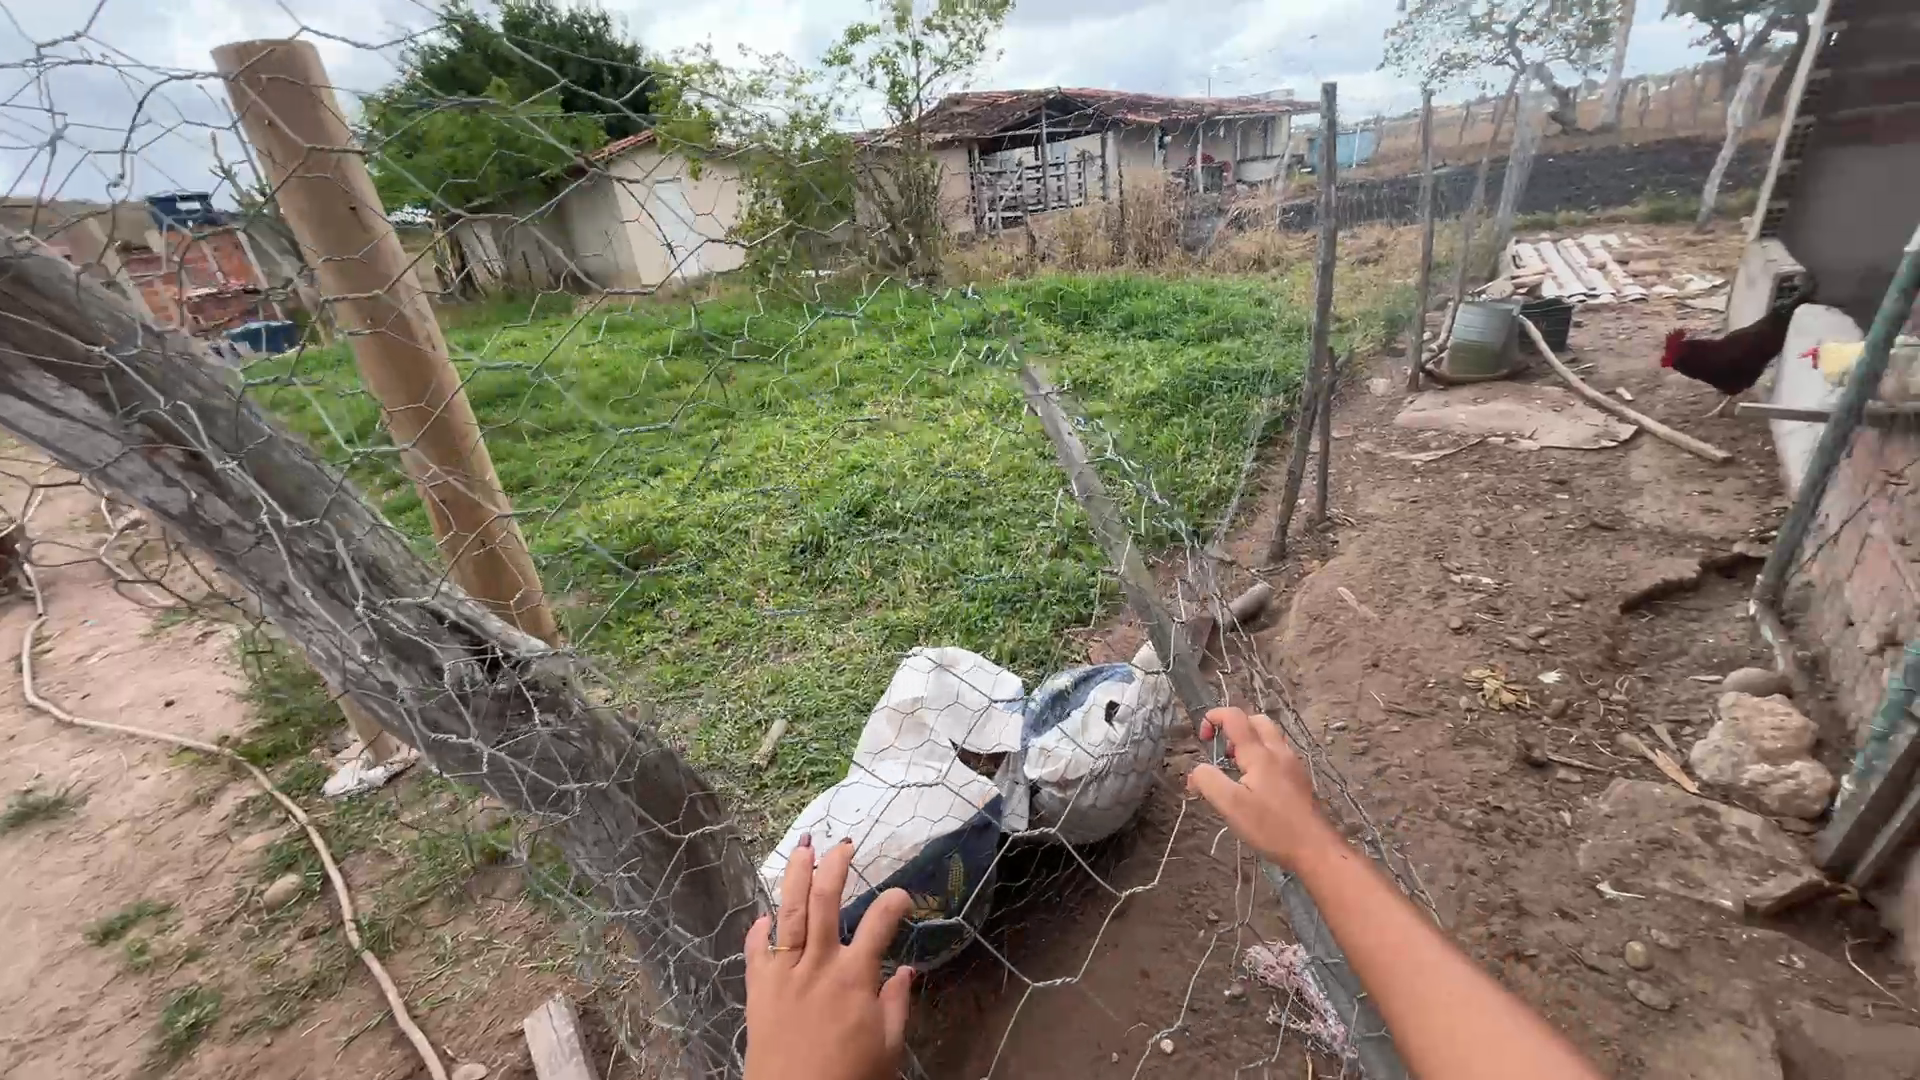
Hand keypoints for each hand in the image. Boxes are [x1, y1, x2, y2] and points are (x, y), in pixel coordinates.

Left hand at [744, 834, 914, 1079]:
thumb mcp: (887, 1050)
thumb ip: (897, 1005)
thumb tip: (906, 972)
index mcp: (854, 977)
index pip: (879, 922)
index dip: (895, 900)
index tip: (902, 895)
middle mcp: (819, 964)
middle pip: (826, 901)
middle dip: (835, 867)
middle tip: (843, 845)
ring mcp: (785, 974)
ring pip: (790, 913)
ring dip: (796, 877)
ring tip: (803, 848)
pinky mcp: (759, 991)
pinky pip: (756, 952)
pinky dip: (760, 931)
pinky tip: (765, 916)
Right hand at [1186, 707, 1334, 869]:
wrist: (1317, 850)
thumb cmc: (1272, 827)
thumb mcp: (1230, 805)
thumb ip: (1208, 780)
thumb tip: (1197, 771)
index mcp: (1259, 753)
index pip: (1234, 717)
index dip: (1213, 717)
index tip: (1203, 740)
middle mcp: (1278, 752)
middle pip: (1255, 720)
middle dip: (1233, 727)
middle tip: (1222, 751)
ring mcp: (1293, 765)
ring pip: (1269, 736)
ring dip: (1248, 741)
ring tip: (1236, 768)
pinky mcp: (1300, 780)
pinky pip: (1278, 754)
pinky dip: (1261, 756)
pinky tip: (1256, 784)